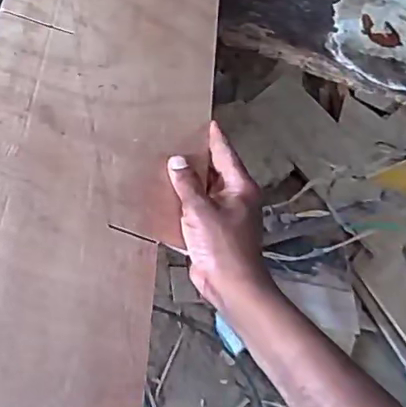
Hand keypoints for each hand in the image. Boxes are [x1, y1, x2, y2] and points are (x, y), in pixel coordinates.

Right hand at [167, 120, 267, 305]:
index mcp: (240, 188)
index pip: (226, 154)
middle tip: (177, 139)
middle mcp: (235, 197)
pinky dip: (183, 200)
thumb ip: (187, 185)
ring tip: (166, 163)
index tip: (205, 121)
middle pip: (214, 170)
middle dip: (197, 157)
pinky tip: (165, 195)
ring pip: (204, 189)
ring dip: (187, 180)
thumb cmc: (222, 246)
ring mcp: (224, 214)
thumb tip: (177, 160)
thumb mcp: (201, 211)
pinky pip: (196, 207)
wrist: (230, 285)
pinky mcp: (211, 229)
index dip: (215, 138)